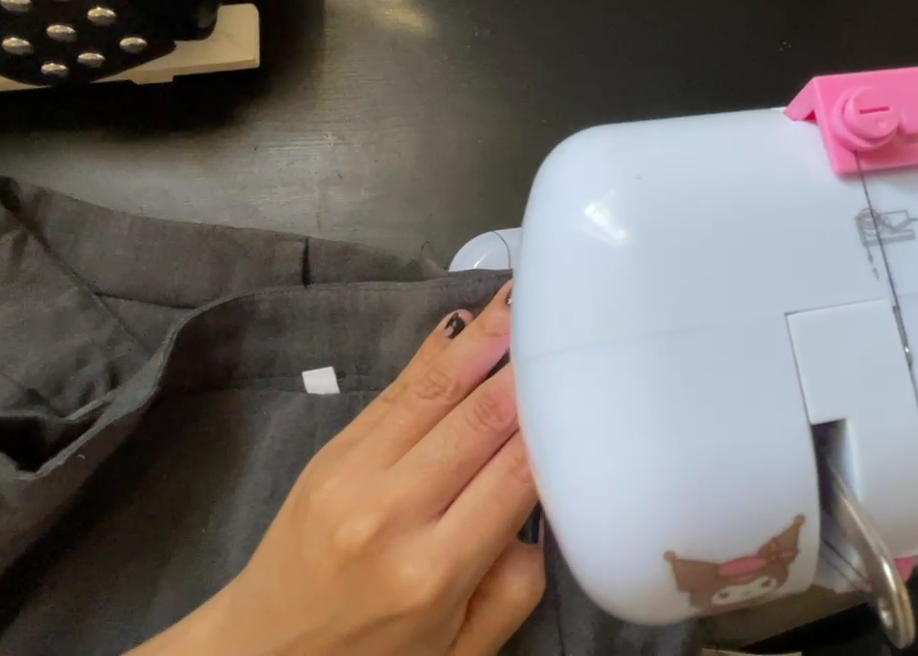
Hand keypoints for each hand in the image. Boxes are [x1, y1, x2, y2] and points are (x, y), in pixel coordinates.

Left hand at [132, 283, 542, 655]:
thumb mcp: (461, 651)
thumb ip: (518, 584)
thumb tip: (543, 499)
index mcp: (433, 572)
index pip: (515, 474)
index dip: (552, 421)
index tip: (585, 380)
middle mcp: (392, 513)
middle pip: (480, 418)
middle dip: (526, 365)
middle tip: (566, 321)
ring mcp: (353, 472)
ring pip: (436, 388)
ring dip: (485, 337)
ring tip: (520, 297)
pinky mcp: (332, 449)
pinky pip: (397, 387)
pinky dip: (439, 350)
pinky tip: (470, 320)